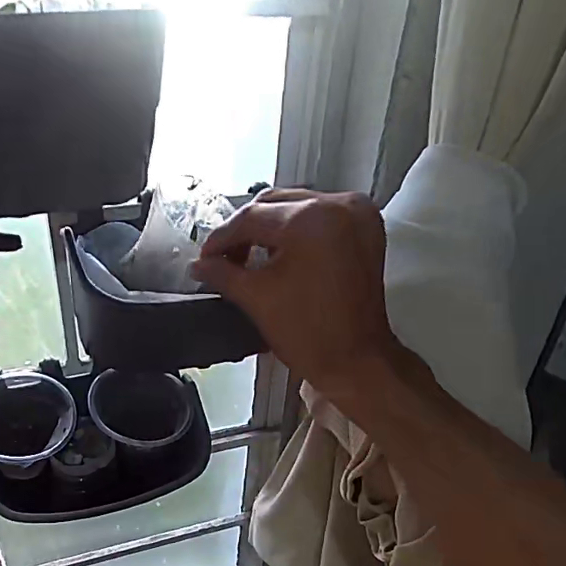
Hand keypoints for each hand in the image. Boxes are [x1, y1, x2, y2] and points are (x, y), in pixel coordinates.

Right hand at [192, 189, 404, 393]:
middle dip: (245, 231)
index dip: (221, 238)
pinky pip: (320, 215)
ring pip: (297, 206)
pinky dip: (297, 230)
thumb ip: (222, 273)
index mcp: (310, 220)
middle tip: (224, 258)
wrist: (356, 361)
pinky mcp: (366, 226)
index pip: (252, 217)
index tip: (205, 257)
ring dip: (270, 228)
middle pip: (275, 204)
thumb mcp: (256, 298)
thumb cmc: (309, 335)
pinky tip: (279, 252)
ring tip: (249, 258)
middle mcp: (338, 206)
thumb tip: (200, 265)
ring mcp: (357, 213)